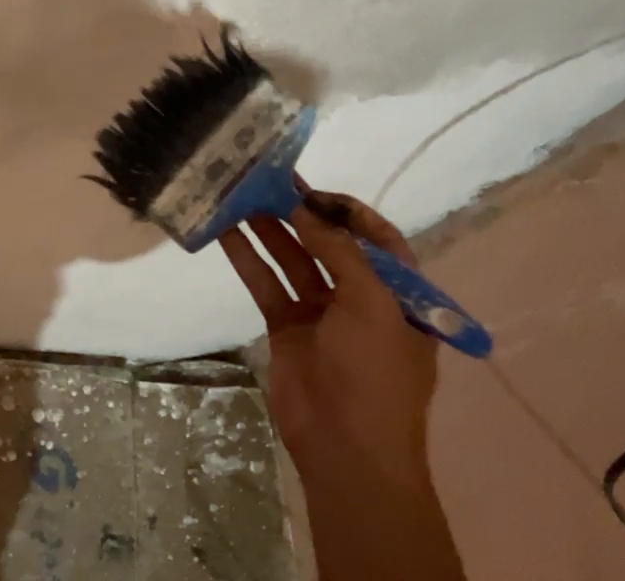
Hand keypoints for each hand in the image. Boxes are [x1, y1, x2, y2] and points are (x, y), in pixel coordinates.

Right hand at [219, 189, 464, 580]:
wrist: (346, 445)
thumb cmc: (375, 373)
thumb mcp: (372, 306)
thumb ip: (341, 253)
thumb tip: (307, 210)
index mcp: (398, 294)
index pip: (377, 239)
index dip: (348, 210)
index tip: (312, 189)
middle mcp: (361, 298)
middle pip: (329, 244)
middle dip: (301, 213)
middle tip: (266, 179)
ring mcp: (321, 313)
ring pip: (293, 259)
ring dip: (269, 230)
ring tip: (239, 196)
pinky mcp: (286, 327)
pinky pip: (267, 284)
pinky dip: (247, 258)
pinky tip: (225, 233)